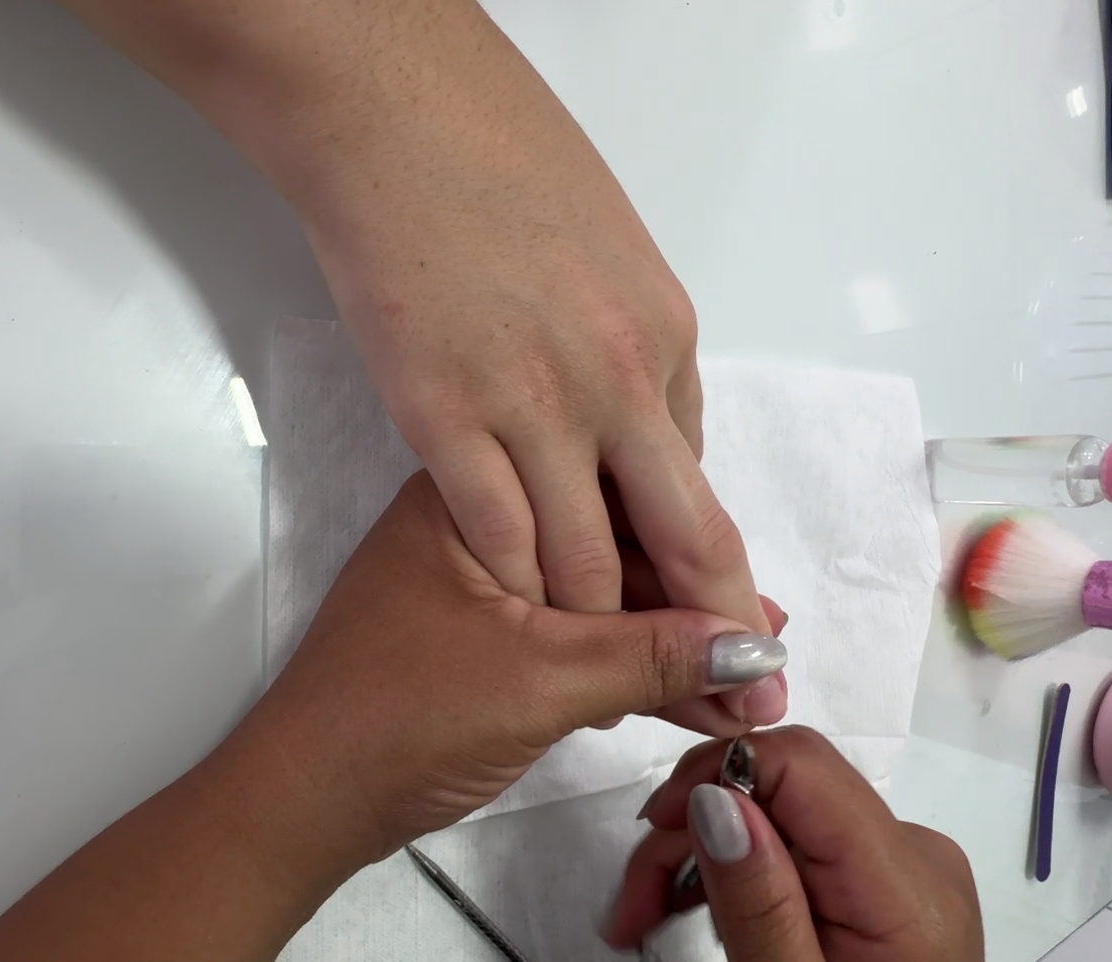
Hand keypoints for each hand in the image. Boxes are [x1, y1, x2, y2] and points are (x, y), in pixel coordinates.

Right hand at [64, 0, 783, 725]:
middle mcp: (619, 382)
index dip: (699, 558)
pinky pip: (500, 539)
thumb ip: (629, 355)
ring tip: (598, 671)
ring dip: (595, 626)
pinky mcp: (446, 421)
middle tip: (716, 692)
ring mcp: (535, 406)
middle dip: (703, 627)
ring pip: (585, 561)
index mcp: (664, 338)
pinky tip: (518, 623)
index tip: (707, 608)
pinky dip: (517, 594)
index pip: (691, 479)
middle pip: (679, 538)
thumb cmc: (493, 168)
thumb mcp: (605, 257)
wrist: (394, 118)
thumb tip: (636, 433)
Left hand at [226, 472, 786, 864]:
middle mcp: (479, 525)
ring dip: (663, 647)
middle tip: (768, 659)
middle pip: (608, 554)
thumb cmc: (405, 716)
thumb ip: (650, 656)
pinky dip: (620, 667)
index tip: (766, 620)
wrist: (307, 796)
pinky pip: (567, 636)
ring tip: (743, 687)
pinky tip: (683, 695)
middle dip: (689, 613)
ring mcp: (477, 584)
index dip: (696, 568)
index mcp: (475, 498)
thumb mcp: (537, 679)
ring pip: (593, 601)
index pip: (611, 509)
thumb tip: (758, 648)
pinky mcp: (479, 636)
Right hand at [602, 729, 984, 961]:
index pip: (802, 766)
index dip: (715, 772)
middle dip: (687, 827)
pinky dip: (721, 866)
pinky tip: (682, 908)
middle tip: (630, 904)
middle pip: (772, 788)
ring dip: (690, 853)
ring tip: (641, 919)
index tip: (654, 829)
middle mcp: (912, 853)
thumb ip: (759, 910)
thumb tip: (714, 796)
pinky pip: (778, 837)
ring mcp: (892, 861)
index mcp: (908, 890)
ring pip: (763, 809)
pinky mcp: (868, 873)